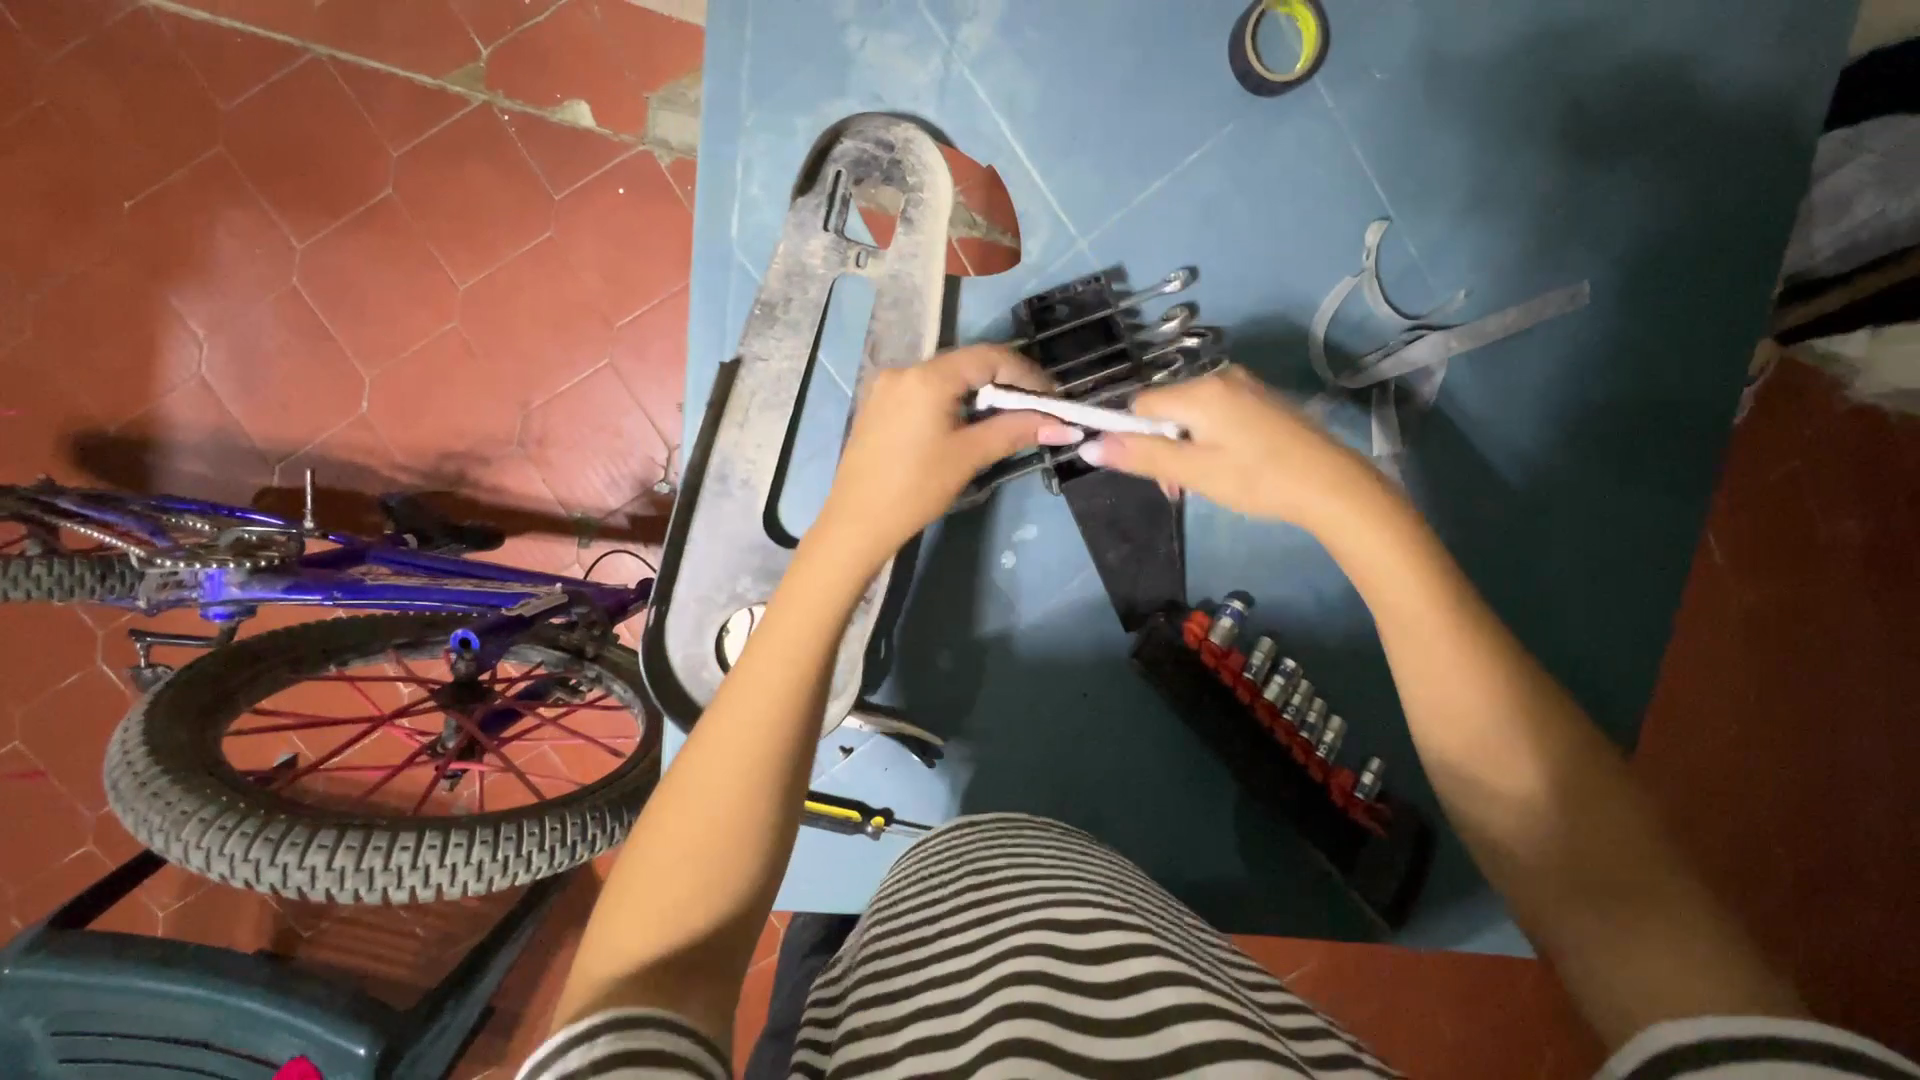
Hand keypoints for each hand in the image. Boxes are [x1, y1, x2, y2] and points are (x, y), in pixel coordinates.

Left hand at [811, 345, 1079, 568]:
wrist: (856, 522)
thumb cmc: (915, 489)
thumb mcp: (969, 457)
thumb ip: (1015, 431)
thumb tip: (1062, 425)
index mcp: (927, 377)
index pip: (990, 357)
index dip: (1027, 375)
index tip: (1052, 399)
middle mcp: (905, 371)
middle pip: (967, 364)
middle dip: (1005, 384)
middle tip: (1034, 411)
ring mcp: (886, 387)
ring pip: (946, 378)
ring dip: (979, 394)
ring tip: (1006, 420)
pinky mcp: (878, 406)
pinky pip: (925, 392)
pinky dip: (952, 402)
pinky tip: (966, 426)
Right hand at [1077, 366, 1391, 530]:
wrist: (1331, 485)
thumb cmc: (1257, 479)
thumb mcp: (1193, 471)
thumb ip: (1140, 455)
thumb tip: (1087, 445)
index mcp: (1199, 391)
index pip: (1141, 405)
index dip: (1136, 438)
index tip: (1157, 473)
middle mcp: (1220, 377)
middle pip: (1166, 408)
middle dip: (1164, 446)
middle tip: (1183, 487)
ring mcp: (1245, 386)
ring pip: (1192, 413)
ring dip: (1187, 446)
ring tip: (1208, 480)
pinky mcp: (1263, 400)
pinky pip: (1218, 413)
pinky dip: (1211, 439)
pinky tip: (1231, 466)